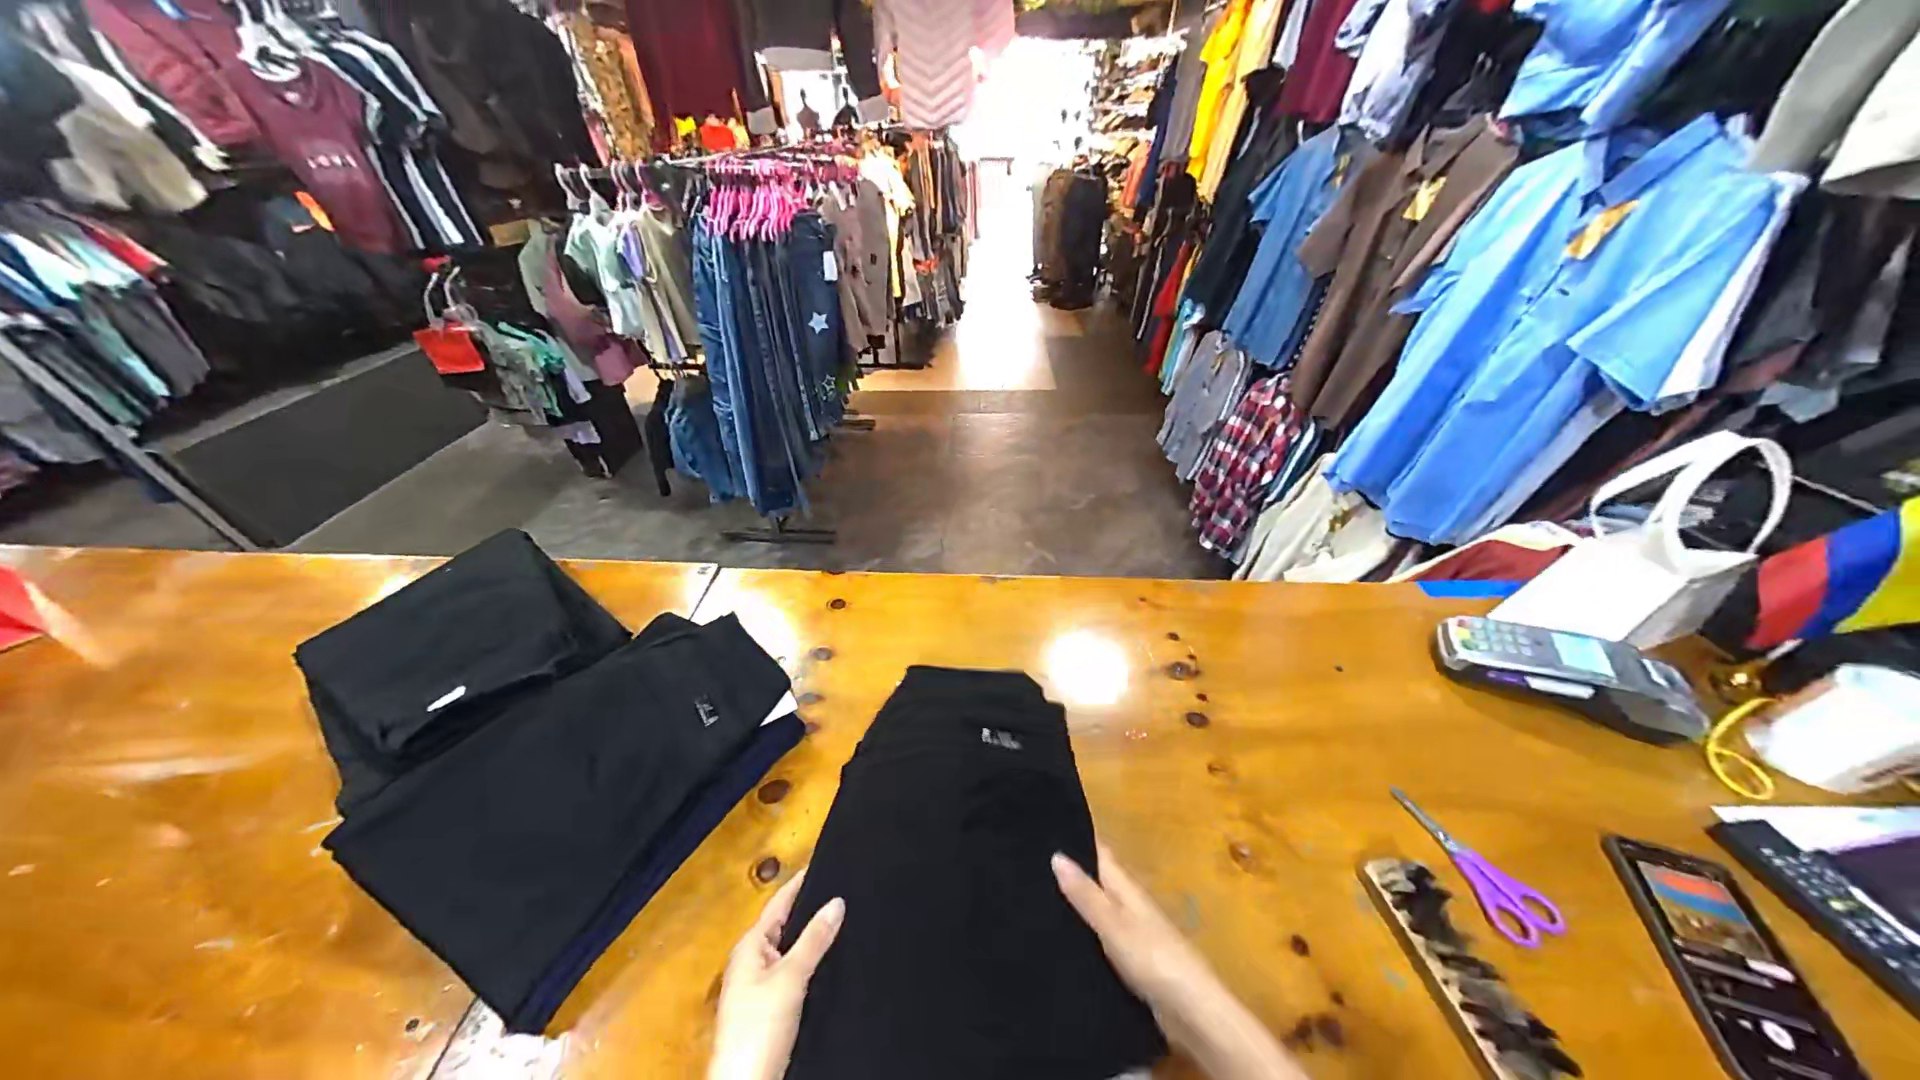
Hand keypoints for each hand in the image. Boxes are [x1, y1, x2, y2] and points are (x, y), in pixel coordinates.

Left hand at [707, 870, 844, 1079]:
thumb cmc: (758, 1030)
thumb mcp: (791, 978)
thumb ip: (814, 939)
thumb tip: (837, 902)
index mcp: (750, 946)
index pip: (779, 903)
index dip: (800, 882)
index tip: (823, 862)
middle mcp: (751, 961)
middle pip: (784, 925)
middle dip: (808, 907)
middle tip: (839, 888)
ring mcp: (758, 986)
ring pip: (789, 949)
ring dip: (809, 935)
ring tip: (839, 918)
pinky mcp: (768, 1009)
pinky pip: (792, 971)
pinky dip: (809, 960)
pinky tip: (827, 962)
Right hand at [1051, 844, 1220, 1012]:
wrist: (1193, 1012)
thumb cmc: (1153, 959)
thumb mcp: (1113, 924)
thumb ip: (1086, 894)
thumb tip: (1056, 854)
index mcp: (1127, 889)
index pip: (1100, 854)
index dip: (1078, 839)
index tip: (1046, 828)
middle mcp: (1131, 905)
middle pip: (1099, 881)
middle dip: (1072, 872)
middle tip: (1032, 865)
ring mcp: (1135, 934)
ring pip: (1100, 910)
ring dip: (1077, 905)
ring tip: (1037, 900)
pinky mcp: (1134, 963)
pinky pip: (1103, 939)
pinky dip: (1085, 935)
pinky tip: (1064, 942)